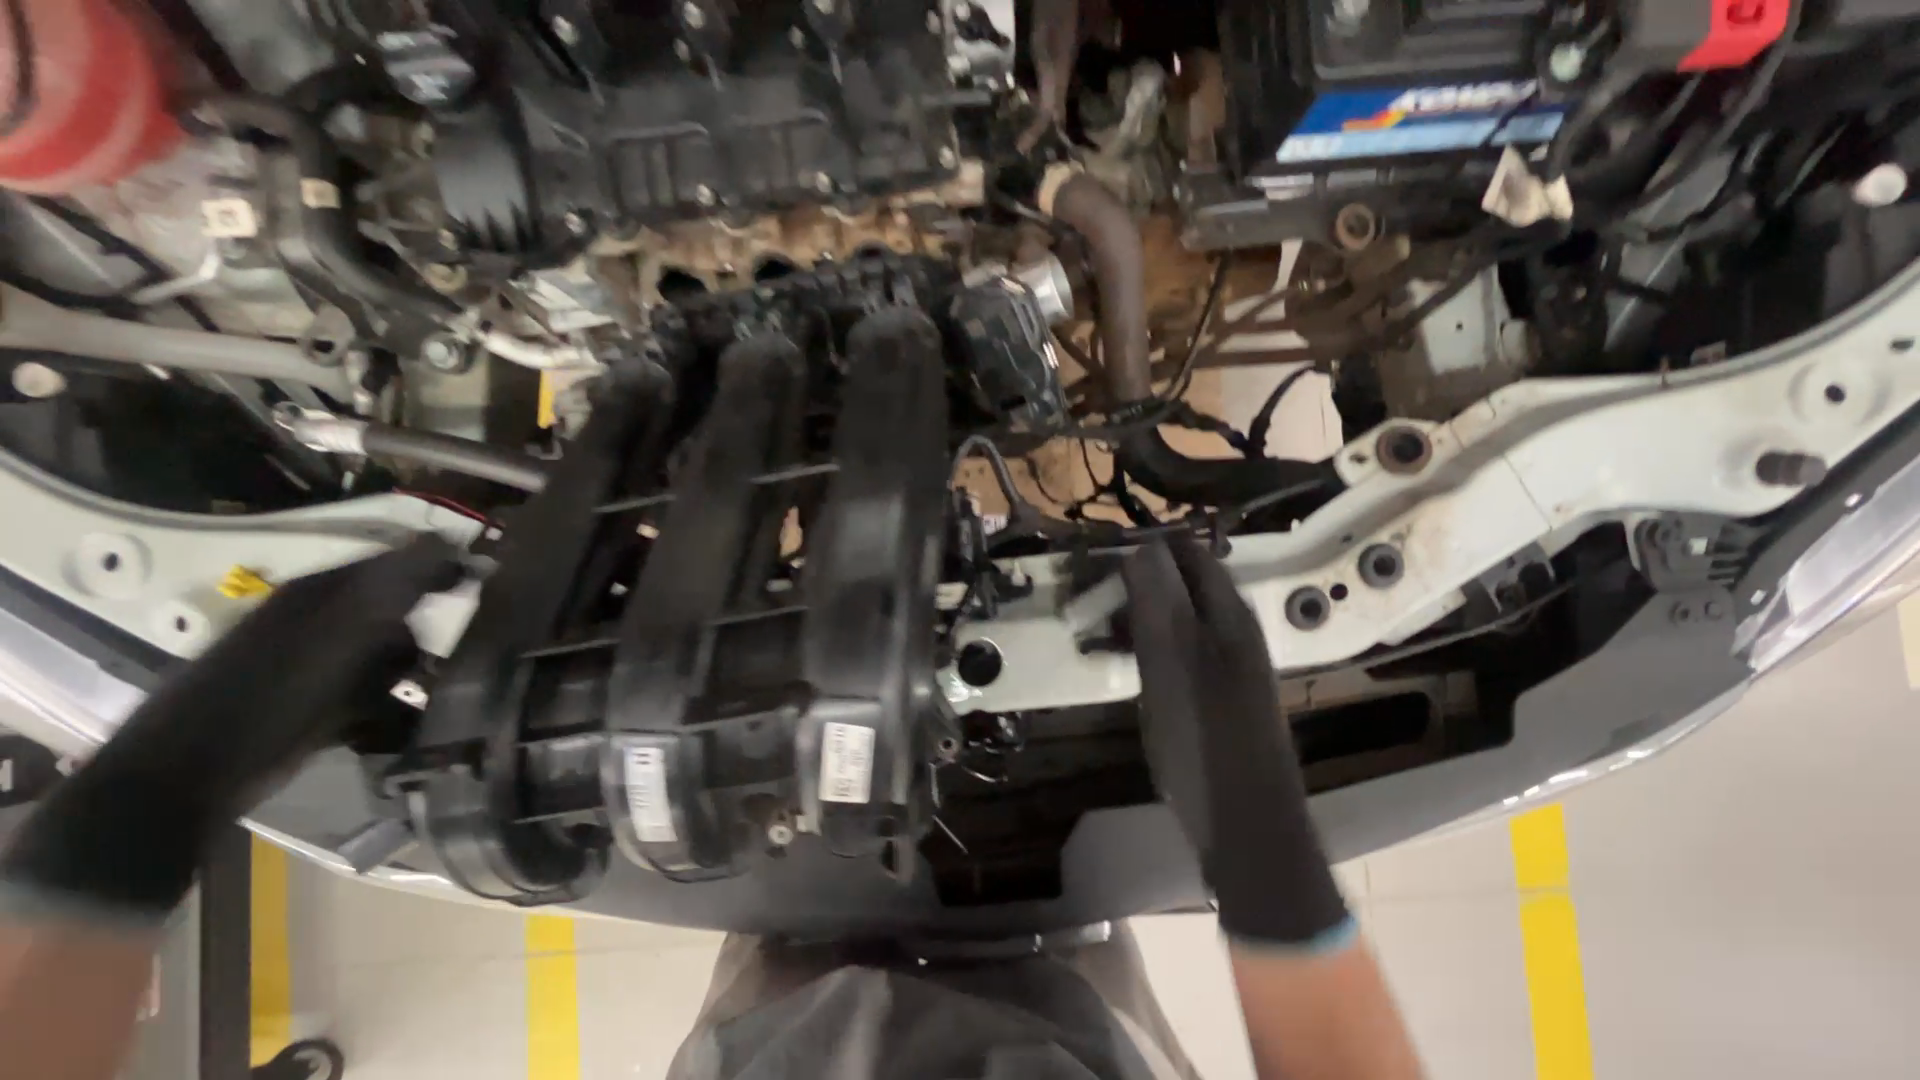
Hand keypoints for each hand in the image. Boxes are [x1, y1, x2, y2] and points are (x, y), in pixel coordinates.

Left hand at [0, 536, 461, 920]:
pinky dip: (400, 711)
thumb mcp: (342, 626)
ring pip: (391, 658)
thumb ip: (396, 584)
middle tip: (474, 649)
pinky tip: (418, 726)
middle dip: (434, 630)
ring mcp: (319, 668)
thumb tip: (449, 541)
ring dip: (420, 674)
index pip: (397, 563)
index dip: (443, 568)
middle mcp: (322, 623)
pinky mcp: (320, 710)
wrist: (193, 772)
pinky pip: (377, 699)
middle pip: (399, 614)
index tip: (490, 583)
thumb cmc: (271, 690)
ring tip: (449, 694)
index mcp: (321, 593)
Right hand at [1122, 539, 1349, 949]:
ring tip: (1089, 629)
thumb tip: (1140, 545)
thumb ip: (1159, 600)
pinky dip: (1143, 647)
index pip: (1185, 552)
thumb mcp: (1174, 663)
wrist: (1247, 825)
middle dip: (1131, 582)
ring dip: (1132, 615)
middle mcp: (1231, 631)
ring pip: (1172, 618)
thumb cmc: (1206, 739)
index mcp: (1228, 614)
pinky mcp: (1212, 696)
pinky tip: (1116, 663)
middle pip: (1178, 583)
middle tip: (1082, 598)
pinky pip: (1173, 652)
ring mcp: (1224, 664)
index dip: (1141, 547)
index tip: (1093, 559)